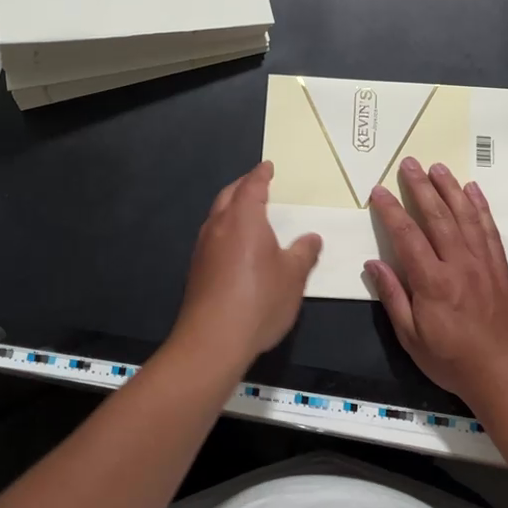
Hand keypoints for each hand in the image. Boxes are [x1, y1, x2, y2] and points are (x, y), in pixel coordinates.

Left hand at [171, 161, 321, 369]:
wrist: (212, 340)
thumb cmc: (258, 300)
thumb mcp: (293, 277)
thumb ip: (303, 253)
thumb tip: (311, 238)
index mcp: (244, 218)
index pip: (252, 185)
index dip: (261, 174)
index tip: (267, 167)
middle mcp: (219, 225)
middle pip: (229, 195)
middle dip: (243, 186)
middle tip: (257, 183)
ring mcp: (203, 247)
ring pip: (217, 215)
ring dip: (231, 206)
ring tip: (247, 212)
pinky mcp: (196, 269)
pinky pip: (212, 235)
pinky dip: (225, 228)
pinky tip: (235, 245)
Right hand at [367, 157, 507, 404]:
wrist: (505, 374)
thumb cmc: (452, 360)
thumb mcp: (411, 338)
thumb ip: (393, 297)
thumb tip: (373, 264)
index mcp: (433, 282)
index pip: (407, 236)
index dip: (391, 210)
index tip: (378, 191)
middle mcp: (458, 264)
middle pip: (437, 216)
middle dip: (421, 187)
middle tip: (409, 163)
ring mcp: (482, 263)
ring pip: (464, 216)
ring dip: (450, 188)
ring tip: (437, 167)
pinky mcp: (499, 267)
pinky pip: (488, 229)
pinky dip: (480, 207)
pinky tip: (472, 190)